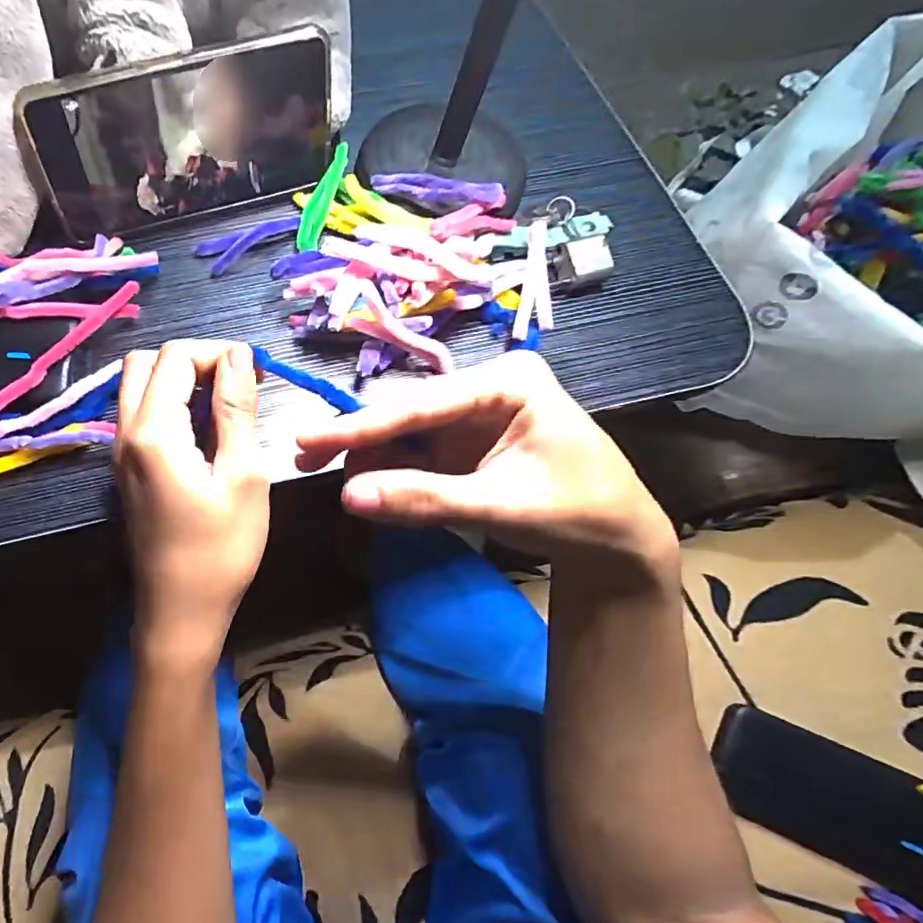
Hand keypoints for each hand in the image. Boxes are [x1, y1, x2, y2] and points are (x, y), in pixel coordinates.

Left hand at [117, 341, 269, 662]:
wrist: (180, 611)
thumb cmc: (222, 549)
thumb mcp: (244, 475)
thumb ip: (236, 410)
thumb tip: (237, 355)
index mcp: (153, 431)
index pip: (175, 356)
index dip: (217, 352)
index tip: (254, 374)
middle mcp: (125, 434)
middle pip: (146, 363)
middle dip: (193, 360)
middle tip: (236, 386)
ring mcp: (120, 454)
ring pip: (138, 388)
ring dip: (179, 382)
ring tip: (224, 409)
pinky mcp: (125, 471)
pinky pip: (140, 417)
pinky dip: (169, 406)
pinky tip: (203, 433)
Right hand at [294, 351, 676, 578]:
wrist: (615, 539)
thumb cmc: (578, 512)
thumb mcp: (500, 506)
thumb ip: (424, 499)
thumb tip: (349, 498)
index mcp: (507, 383)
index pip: (421, 404)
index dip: (360, 425)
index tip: (307, 439)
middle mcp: (484, 390)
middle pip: (406, 413)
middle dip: (359, 441)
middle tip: (307, 461)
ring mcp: (471, 417)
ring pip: (404, 433)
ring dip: (370, 459)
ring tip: (342, 484)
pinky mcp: (463, 444)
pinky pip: (415, 454)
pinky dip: (390, 474)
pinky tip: (371, 489)